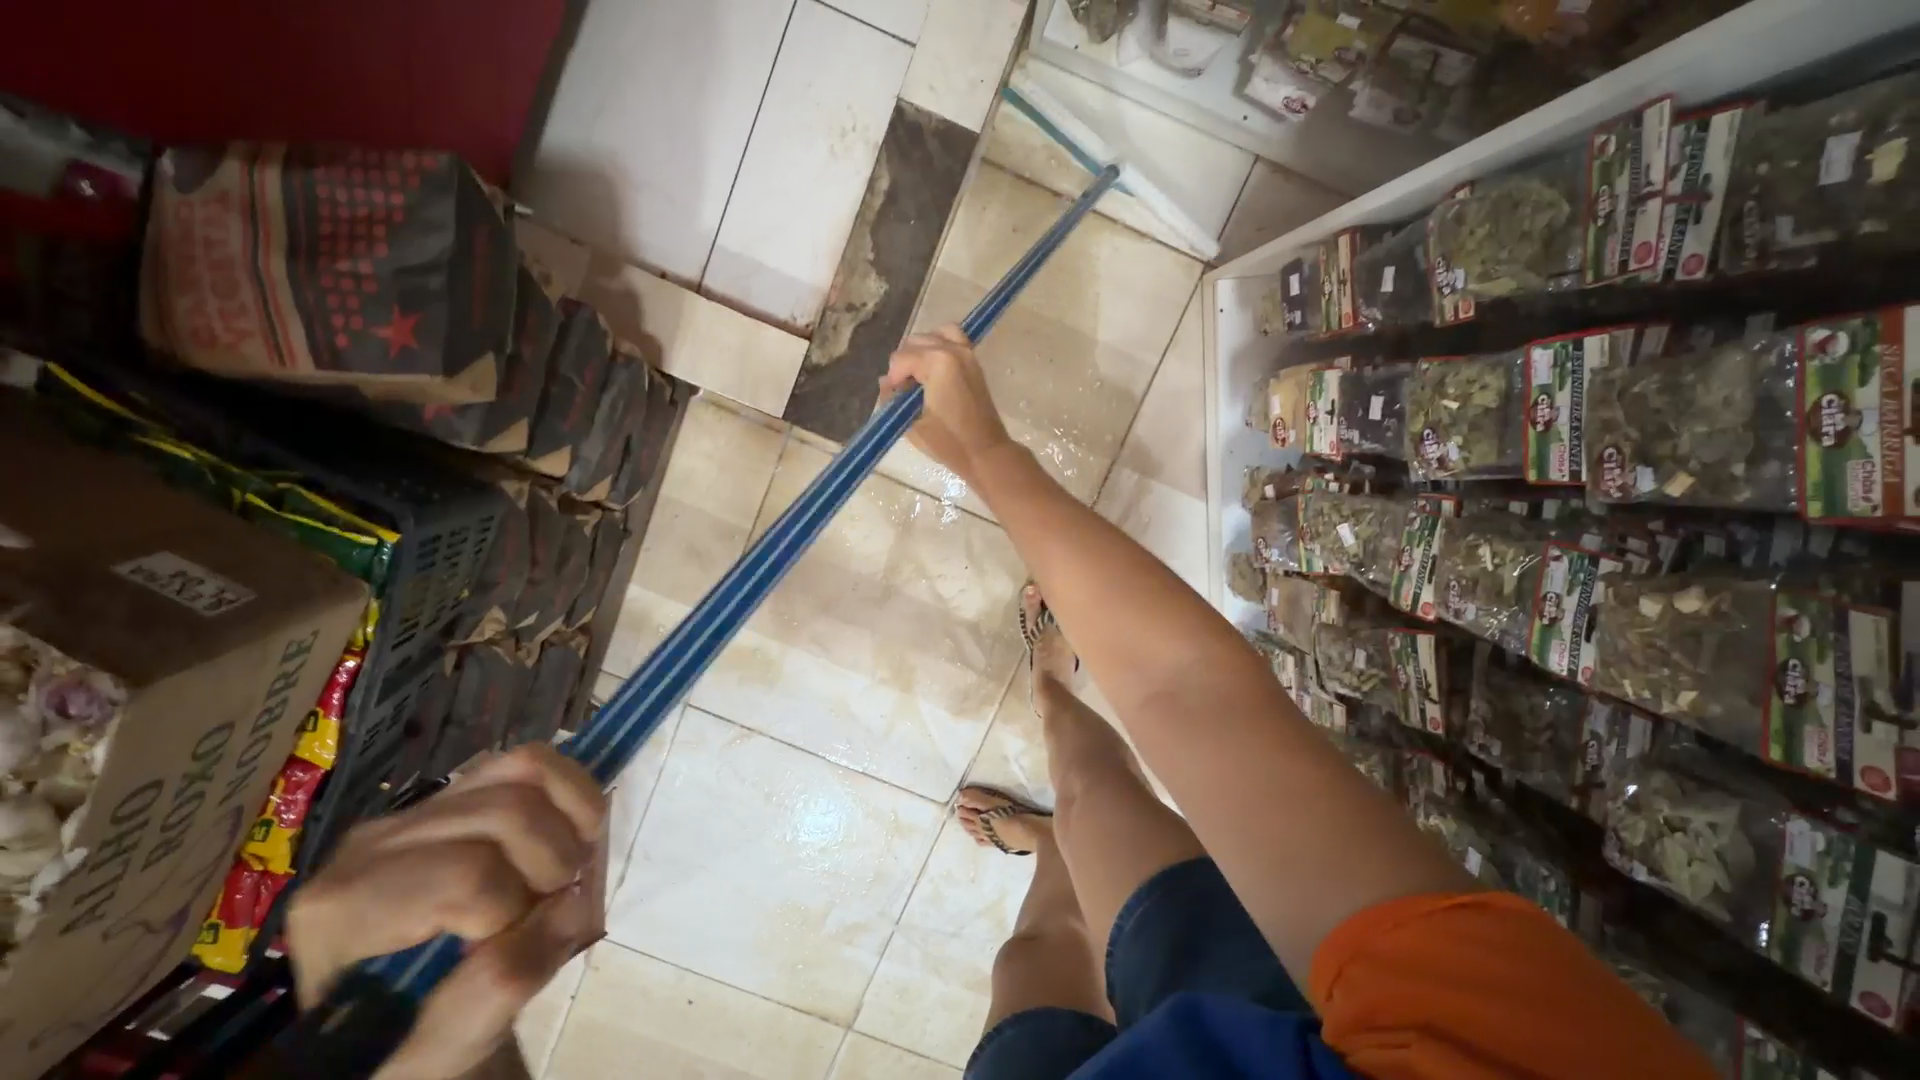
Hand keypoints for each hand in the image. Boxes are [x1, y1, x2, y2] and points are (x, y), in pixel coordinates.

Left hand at [286, 745, 606, 1079]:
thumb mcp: (439, 1054)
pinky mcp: (455, 796)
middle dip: (554, 867)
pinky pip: (530, 761)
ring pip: (525, 769)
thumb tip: (570, 906)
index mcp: (345, 910)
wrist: (391, 1032)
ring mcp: (416, 811)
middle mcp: (373, 842)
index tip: (514, 957)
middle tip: (551, 917)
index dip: (516, 916)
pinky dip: (574, 793)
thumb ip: (494, 990)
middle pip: (506, 813)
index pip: (467, 876)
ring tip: (566, 876)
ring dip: (572, 825)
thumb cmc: (401, 1052)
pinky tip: (575, 837)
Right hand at [877, 325, 1015, 488]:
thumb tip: (886, 384)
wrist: (985, 452)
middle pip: (915, 343)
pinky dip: (939, 346)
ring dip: (921, 352)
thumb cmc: (948, 442)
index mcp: (937, 362)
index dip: (893, 380)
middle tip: (904, 392)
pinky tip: (932, 369)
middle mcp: (953, 349)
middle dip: (904, 365)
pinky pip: (952, 339)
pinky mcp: (974, 360)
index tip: (895, 400)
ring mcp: (967, 352)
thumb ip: (893, 398)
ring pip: (933, 336)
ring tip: (918, 378)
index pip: (900, 359)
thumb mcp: (911, 423)